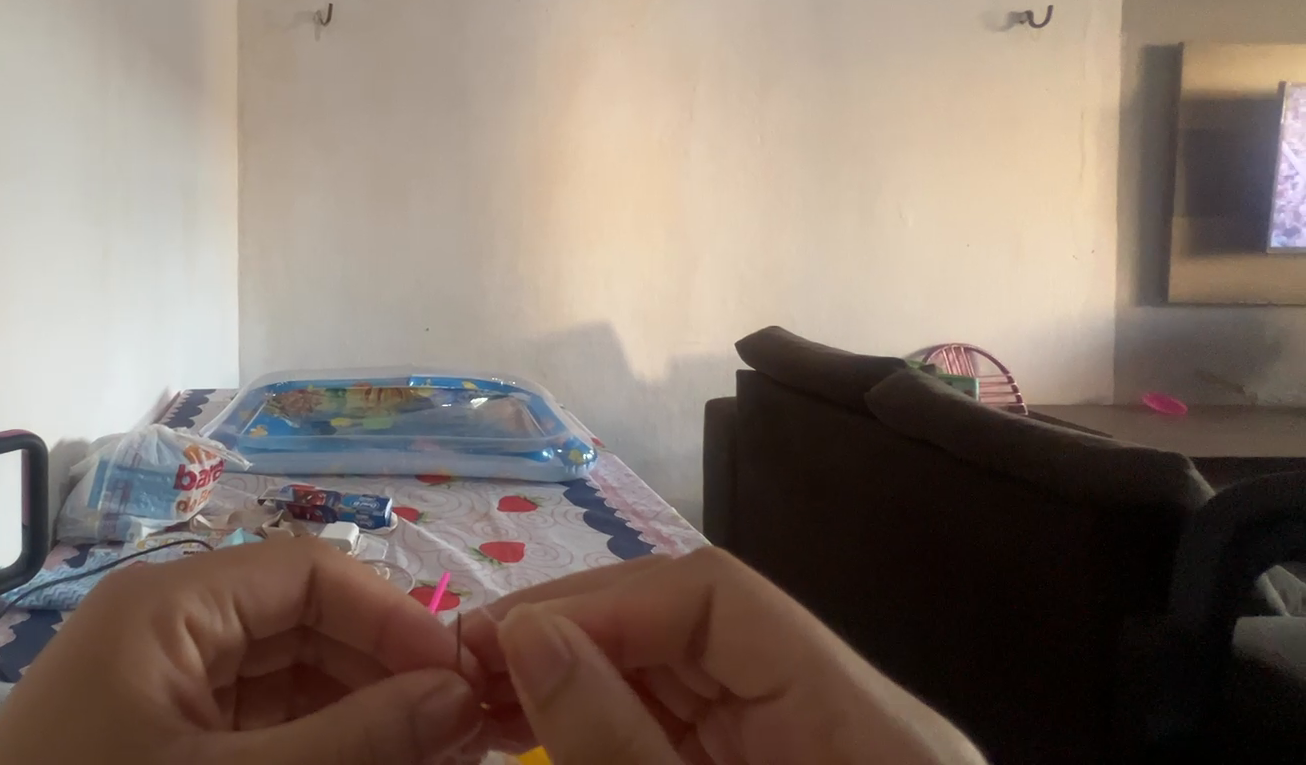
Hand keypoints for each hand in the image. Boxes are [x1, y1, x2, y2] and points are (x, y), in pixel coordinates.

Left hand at [0, 538, 483, 764]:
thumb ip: (351, 742)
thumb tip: (459, 697)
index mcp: (171, 601)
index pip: (306, 571)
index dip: (390, 613)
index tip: (459, 675)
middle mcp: (168, 623)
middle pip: (300, 621)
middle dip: (380, 668)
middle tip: (458, 728)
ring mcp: (161, 681)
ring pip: (284, 673)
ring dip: (354, 708)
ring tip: (426, 749)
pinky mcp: (158, 733)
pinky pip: (254, 720)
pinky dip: (312, 740)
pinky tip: (362, 760)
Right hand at [458, 548, 984, 764]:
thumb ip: (615, 745)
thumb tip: (524, 632)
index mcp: (869, 730)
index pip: (720, 598)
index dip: (606, 601)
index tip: (513, 637)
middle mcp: (837, 716)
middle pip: (687, 623)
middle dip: (573, 631)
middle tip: (476, 659)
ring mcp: (797, 744)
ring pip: (668, 666)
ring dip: (572, 669)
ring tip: (486, 692)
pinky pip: (670, 717)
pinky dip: (598, 713)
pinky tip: (533, 721)